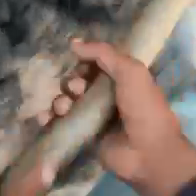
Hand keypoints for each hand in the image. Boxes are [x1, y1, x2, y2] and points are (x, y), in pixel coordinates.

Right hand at [38, 39, 195, 195]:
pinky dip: (50, 119)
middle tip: (78, 88)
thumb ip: (104, 54)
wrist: (149, 152)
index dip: (84, 61)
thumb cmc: (143, 108)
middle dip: (72, 82)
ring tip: (66, 107)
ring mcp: (94, 118)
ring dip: (60, 100)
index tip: (79, 62)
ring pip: (67, 102)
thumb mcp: (131, 72)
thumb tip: (74, 43)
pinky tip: (46, 118)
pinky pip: (62, 124)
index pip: (94, 64)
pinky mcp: (84, 137)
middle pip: (77, 82)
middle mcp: (106, 97)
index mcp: (121, 79)